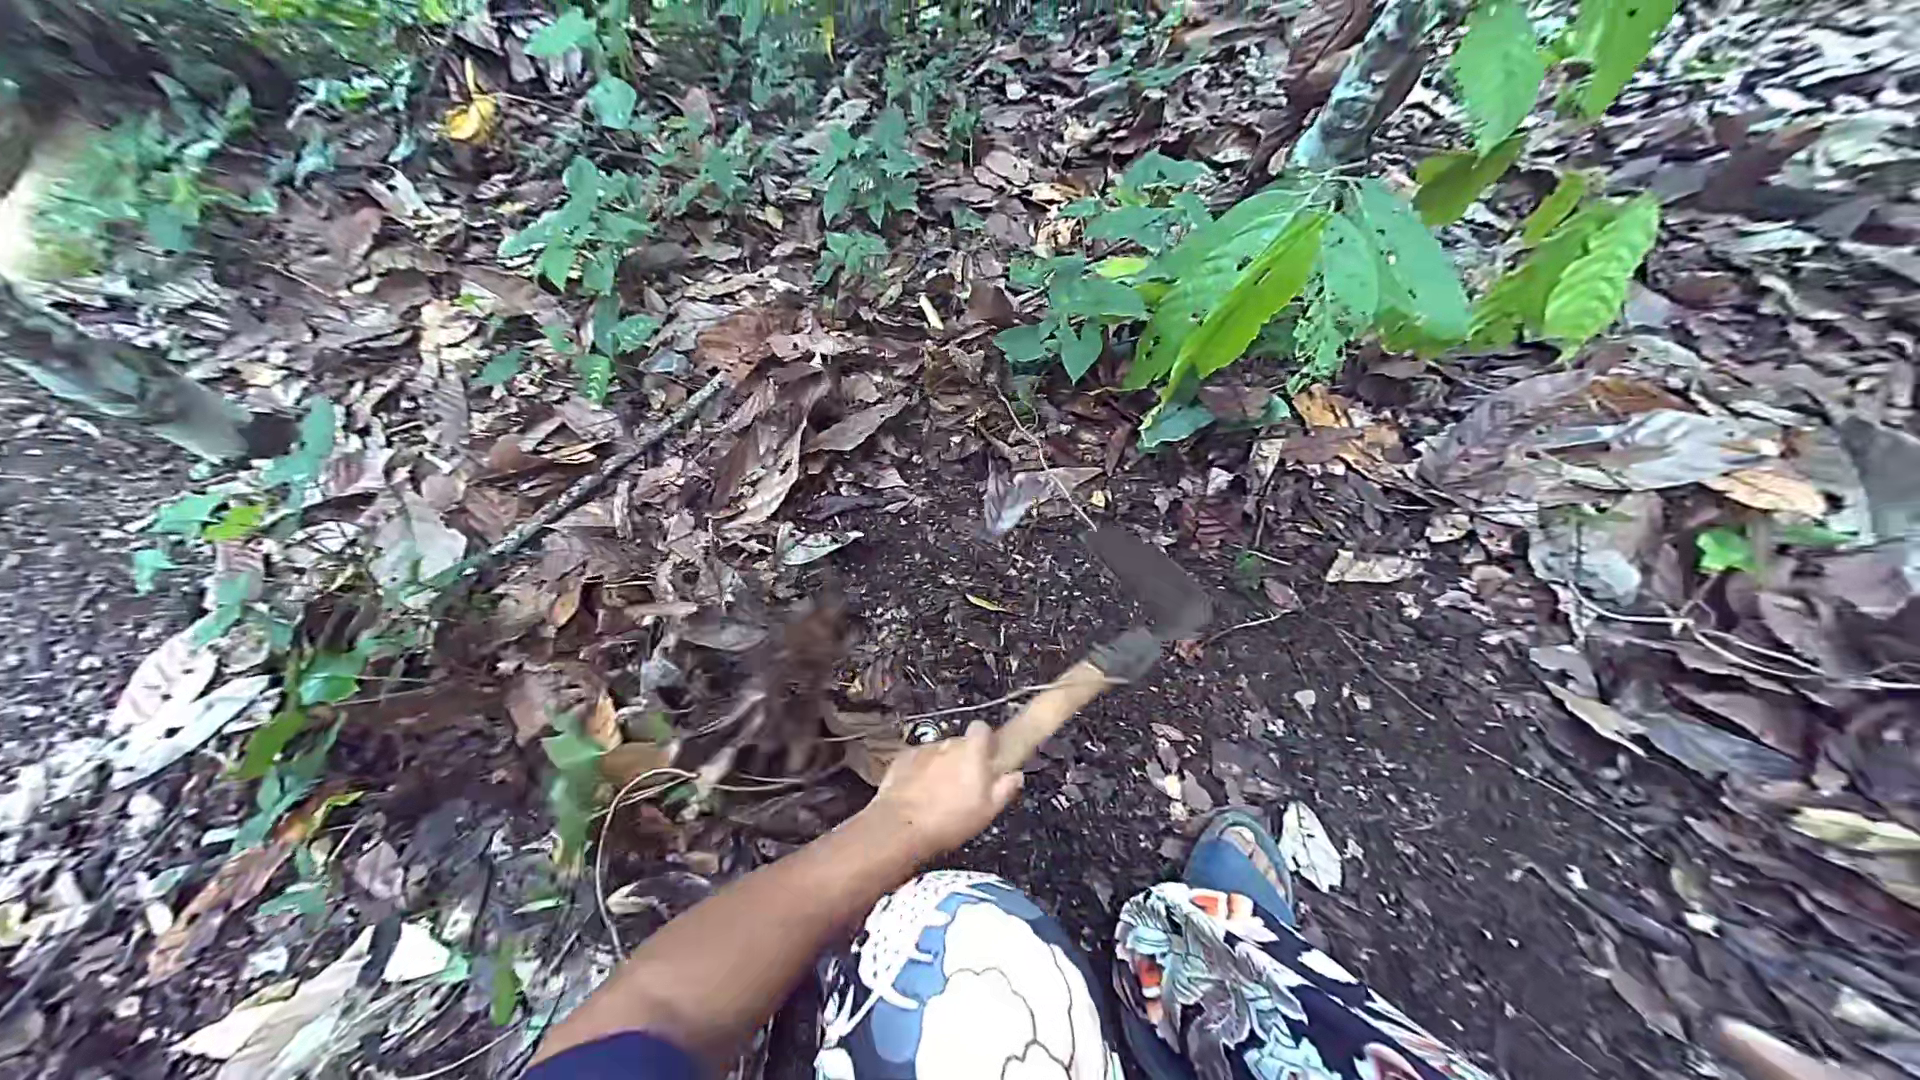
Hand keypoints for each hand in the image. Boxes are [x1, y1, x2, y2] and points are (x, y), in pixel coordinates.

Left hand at [862, 721, 1023, 860]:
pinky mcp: (901, 760)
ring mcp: (923, 750)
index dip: (985, 740)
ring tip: (938, 794)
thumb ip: (1005, 789)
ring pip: (938, 753)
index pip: (982, 728)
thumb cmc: (949, 820)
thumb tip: (1016, 776)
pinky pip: (916, 761)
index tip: (986, 757)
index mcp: (972, 752)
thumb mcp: (988, 811)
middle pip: (960, 743)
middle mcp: (947, 744)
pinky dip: (919, 772)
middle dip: (962, 759)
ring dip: (940, 766)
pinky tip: (918, 793)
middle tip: (963, 785)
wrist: (901, 827)